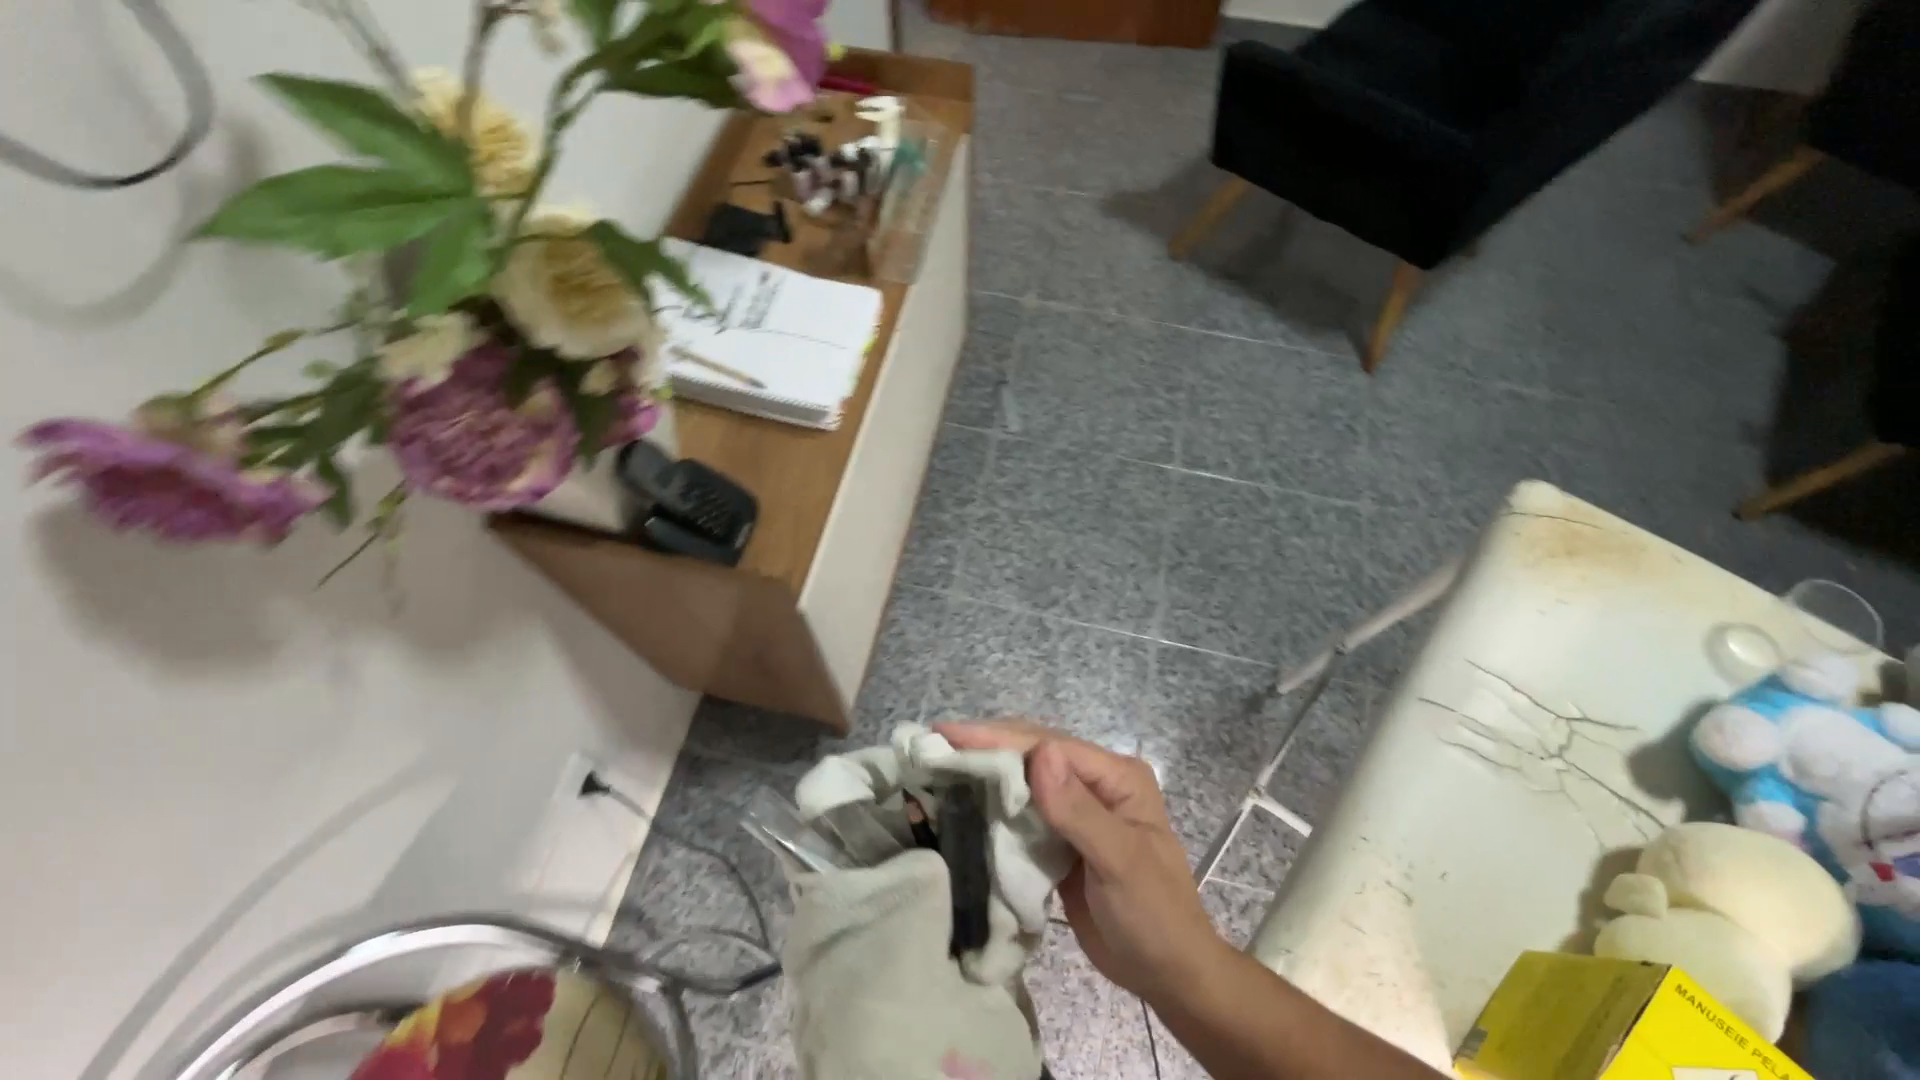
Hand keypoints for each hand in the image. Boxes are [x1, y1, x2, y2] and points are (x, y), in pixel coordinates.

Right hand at [937, 720, 1227, 1002]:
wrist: (1169, 975)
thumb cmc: (1154, 916)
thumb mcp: (1121, 863)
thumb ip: (1080, 811)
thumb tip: (1040, 753)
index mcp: (1117, 777)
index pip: (1048, 745)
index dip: (996, 739)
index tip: (945, 734)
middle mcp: (1097, 784)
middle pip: (1032, 755)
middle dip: (983, 749)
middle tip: (929, 747)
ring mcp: (1077, 812)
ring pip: (1023, 783)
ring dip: (983, 777)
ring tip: (934, 769)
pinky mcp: (1060, 841)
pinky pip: (1022, 816)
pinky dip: (992, 810)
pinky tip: (960, 807)